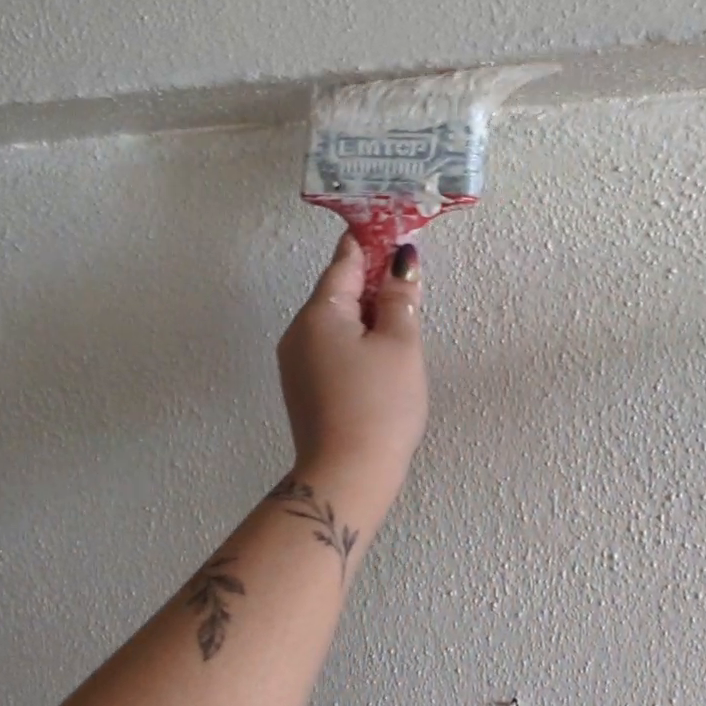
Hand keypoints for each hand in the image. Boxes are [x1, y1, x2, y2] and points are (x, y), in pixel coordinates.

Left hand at [276, 235, 427, 499]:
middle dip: (372, 286)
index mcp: (320, 313)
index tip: (393, 232)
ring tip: (401, 331)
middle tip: (409, 287)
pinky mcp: (304, 389)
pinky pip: (331, 350)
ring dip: (366, 318)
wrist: (348, 472)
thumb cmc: (379, 405)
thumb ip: (400, 298)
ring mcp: (296, 363)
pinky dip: (356, 344)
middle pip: (338, 293)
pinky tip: (381, 363)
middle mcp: (298, 332)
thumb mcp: (400, 344)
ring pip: (336, 324)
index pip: (345, 262)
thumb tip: (401, 261)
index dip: (372, 244)